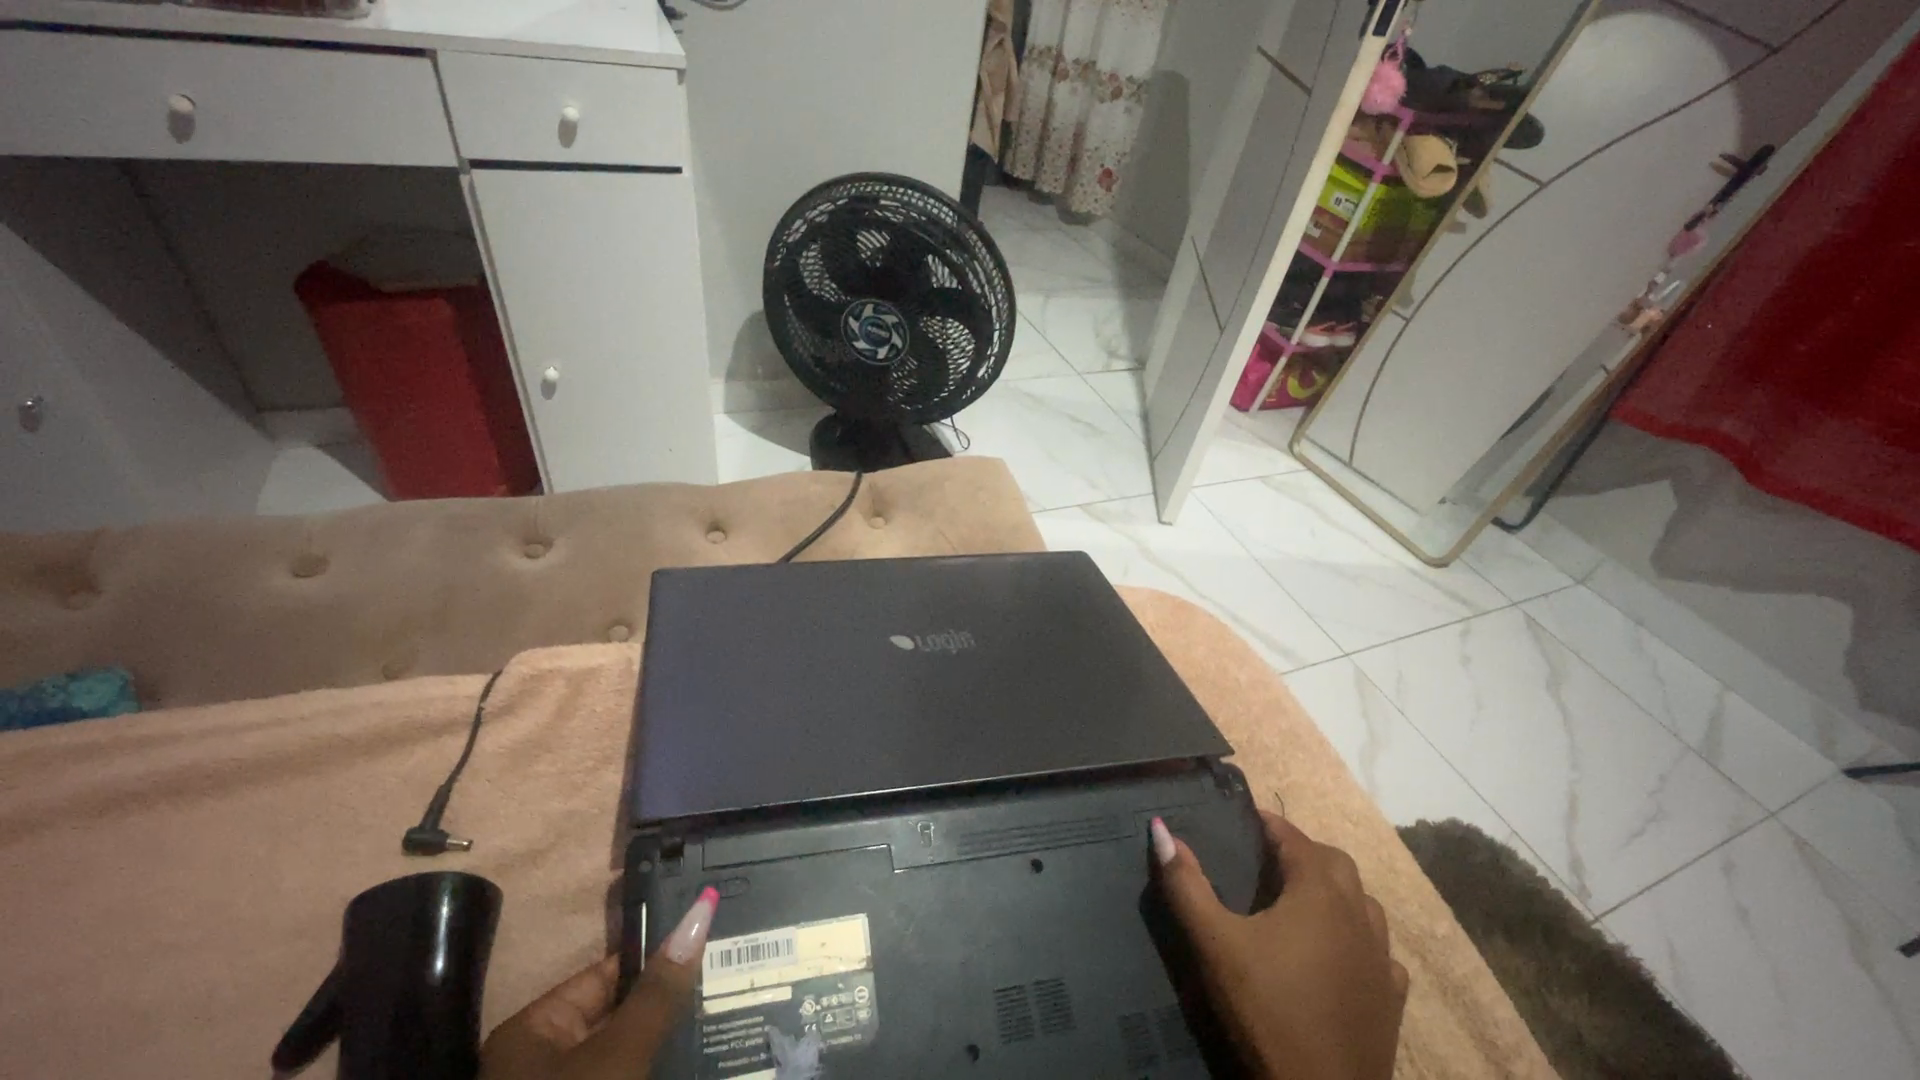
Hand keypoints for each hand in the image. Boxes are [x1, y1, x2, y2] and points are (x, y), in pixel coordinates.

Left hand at [479, 887, 717, 1079]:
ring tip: (727, 1019)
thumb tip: (701, 909)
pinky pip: (629, 1075)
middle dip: (669, 1006)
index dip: (657, 958)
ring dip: (668, 1045)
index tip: (713, 944)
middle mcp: (541, 1064)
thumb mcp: (618, 1054)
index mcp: (531, 1031)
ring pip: (627, 1056)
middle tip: (732, 985)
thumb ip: (659, 989)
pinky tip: (701, 1059)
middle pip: (619, 1018)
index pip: (606, 975)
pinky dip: (659, 1067)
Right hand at [1152, 812, 1408, 1079]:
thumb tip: (1162, 829)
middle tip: (1264, 861)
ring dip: (1333, 892)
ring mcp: (1381, 957)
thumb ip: (1187, 884)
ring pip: (1362, 904)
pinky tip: (1335, 956)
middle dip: (1301, 853)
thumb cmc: (1265, 1007)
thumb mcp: (1214, 943)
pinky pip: (1378, 951)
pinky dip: (1356, 940)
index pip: (1295, 838)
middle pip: (1335, 864)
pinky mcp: (1391, 997)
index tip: (1244, 820)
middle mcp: (1358, 914)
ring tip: (1297, 903)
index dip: (1269, 824)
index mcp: (1319, 893)